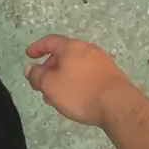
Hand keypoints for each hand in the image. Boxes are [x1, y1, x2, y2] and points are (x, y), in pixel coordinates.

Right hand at [24, 35, 141, 127]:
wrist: (119, 106)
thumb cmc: (80, 93)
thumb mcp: (50, 85)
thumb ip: (37, 75)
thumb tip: (31, 69)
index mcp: (71, 47)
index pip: (50, 41)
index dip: (37, 47)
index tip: (29, 55)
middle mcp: (88, 49)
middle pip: (63, 54)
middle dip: (50, 68)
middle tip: (42, 84)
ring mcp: (102, 62)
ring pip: (75, 66)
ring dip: (63, 78)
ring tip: (56, 96)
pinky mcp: (111, 76)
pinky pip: (87, 75)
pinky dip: (76, 82)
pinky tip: (75, 98)